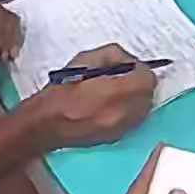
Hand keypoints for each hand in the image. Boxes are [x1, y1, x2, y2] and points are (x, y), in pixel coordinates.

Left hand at [0, 0, 23, 54]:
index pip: (3, 16)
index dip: (7, 34)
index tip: (7, 51)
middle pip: (8, 20)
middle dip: (10, 38)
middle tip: (9, 56)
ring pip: (7, 26)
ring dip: (8, 41)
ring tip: (7, 57)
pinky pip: (0, 30)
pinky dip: (2, 41)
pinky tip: (2, 53)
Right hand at [20, 44, 156, 149]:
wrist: (46, 123)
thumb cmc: (62, 90)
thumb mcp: (86, 59)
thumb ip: (114, 55)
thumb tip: (129, 62)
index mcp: (120, 91)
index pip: (148, 78)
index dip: (140, 70)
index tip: (130, 68)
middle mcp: (126, 113)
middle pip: (148, 95)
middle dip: (140, 84)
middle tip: (124, 79)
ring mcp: (123, 128)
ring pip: (142, 109)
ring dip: (135, 98)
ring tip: (117, 93)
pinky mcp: (116, 138)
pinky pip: (132, 121)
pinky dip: (127, 111)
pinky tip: (111, 106)